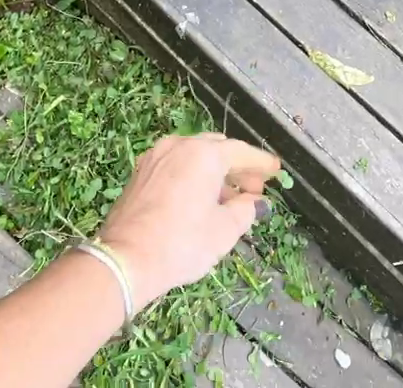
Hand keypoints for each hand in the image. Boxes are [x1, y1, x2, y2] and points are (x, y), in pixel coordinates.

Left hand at [95, 133, 282, 307]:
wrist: (126, 258)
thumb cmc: (181, 243)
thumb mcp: (223, 231)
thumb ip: (245, 210)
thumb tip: (254, 202)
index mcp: (203, 154)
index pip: (240, 151)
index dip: (261, 162)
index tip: (276, 170)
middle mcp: (179, 145)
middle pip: (217, 148)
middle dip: (237, 167)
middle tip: (254, 188)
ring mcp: (156, 155)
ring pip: (194, 155)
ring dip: (214, 172)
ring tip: (229, 198)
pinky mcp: (141, 171)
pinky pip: (176, 164)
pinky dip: (193, 175)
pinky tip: (200, 198)